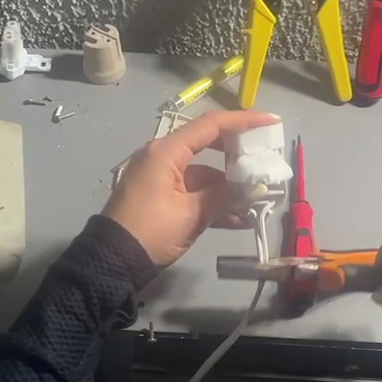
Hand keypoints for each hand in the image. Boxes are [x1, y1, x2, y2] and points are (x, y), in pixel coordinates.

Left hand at [102, 109, 280, 270]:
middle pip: (207, 145)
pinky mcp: (161, 196)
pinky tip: (237, 219)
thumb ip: (224, 197)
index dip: (243, 120)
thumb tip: (252, 189)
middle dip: (237, 154)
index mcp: (166, 151)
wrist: (112, 261)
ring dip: (228, 186)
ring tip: (254, 201)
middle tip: (263, 160)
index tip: (270, 121)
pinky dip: (213, 201)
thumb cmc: (151, 230)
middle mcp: (163, 157)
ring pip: (203, 172)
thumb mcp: (191, 214)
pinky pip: (193, 191)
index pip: (210, 126)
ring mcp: (161, 177)